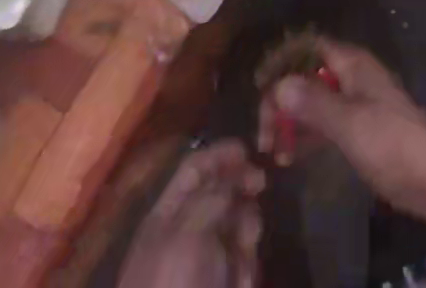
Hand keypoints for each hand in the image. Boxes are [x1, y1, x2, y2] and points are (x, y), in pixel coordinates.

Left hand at [116, 140, 264, 287]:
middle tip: (259, 190)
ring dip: (247, 232)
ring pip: (237, 225)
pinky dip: (248, 267)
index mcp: (165, 216)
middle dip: (241, 193)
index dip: (220, 154)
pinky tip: (244, 283)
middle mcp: (184, 232)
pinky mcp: (222, 283)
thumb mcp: (186, 237)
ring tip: (245, 258)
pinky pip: (243, 261)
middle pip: (219, 193)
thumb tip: (232, 176)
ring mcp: (203, 261)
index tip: (250, 150)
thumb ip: (210, 198)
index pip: (193, 169)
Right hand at [256, 38, 425, 223]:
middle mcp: (353, 77)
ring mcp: (358, 104)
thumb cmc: (393, 143)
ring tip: (273, 151)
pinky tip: (291, 158)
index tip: (260, 88)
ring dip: (292, 121)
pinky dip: (307, 136)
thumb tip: (277, 85)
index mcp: (352, 65)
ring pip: (315, 103)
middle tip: (263, 135)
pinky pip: (325, 125)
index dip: (283, 62)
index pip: (309, 47)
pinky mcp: (361, 131)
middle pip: (308, 76)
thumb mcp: (348, 122)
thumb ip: (312, 102)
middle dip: (283, 100)